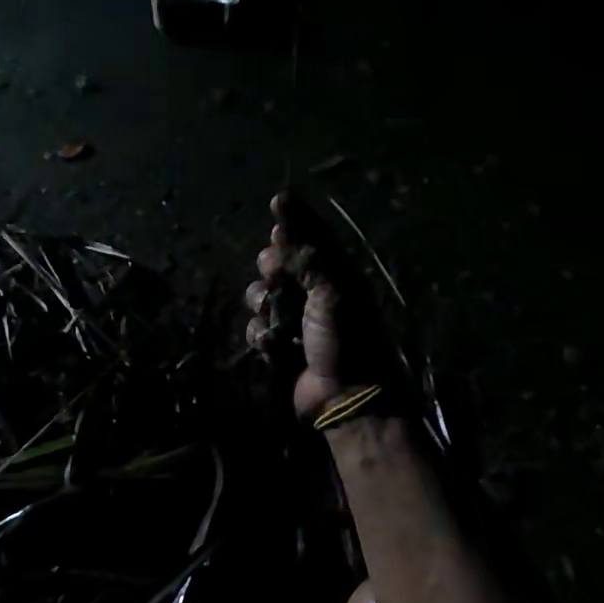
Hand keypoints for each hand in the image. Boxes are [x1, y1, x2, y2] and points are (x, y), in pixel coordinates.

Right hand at [244, 192, 386, 421]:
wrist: (345, 394)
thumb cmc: (346, 338)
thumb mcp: (332, 289)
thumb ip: (306, 251)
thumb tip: (281, 207)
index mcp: (334, 275)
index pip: (310, 237)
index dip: (293, 221)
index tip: (276, 208)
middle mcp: (313, 293)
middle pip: (278, 265)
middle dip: (272, 269)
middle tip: (276, 277)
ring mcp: (295, 321)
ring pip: (261, 297)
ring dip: (262, 306)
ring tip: (274, 320)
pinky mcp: (279, 347)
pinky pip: (257, 329)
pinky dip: (260, 336)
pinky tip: (271, 345)